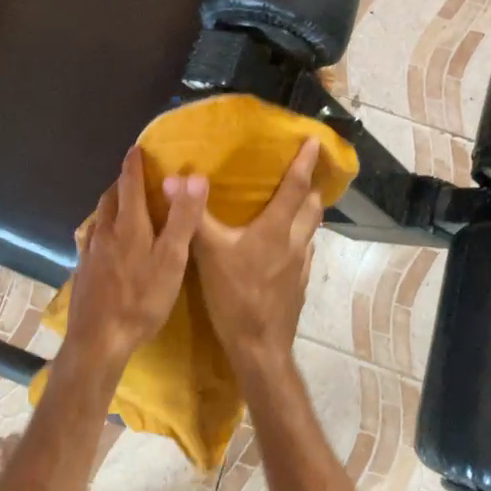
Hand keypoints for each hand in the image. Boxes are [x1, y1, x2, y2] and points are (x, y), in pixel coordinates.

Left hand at [64, 148, 207, 366]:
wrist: (99, 339)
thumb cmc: (141, 298)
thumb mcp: (172, 258)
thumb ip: (182, 218)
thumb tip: (194, 175)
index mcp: (128, 225)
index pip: (129, 184)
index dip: (134, 165)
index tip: (136, 148)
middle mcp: (104, 232)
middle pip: (110, 199)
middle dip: (121, 184)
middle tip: (133, 178)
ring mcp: (90, 253)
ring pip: (99, 219)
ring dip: (110, 207)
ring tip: (121, 208)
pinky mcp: (83, 272)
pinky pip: (92, 240)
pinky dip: (102, 231)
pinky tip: (106, 246)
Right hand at [193, 138, 323, 384]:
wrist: (259, 348)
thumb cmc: (235, 296)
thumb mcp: (208, 253)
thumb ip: (194, 216)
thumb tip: (175, 181)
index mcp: (276, 229)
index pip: (296, 187)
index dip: (305, 163)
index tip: (315, 142)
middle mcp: (295, 243)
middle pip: (312, 207)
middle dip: (311, 187)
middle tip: (304, 172)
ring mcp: (301, 266)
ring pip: (311, 230)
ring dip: (307, 212)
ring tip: (296, 203)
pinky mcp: (300, 285)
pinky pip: (305, 252)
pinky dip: (299, 239)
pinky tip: (285, 246)